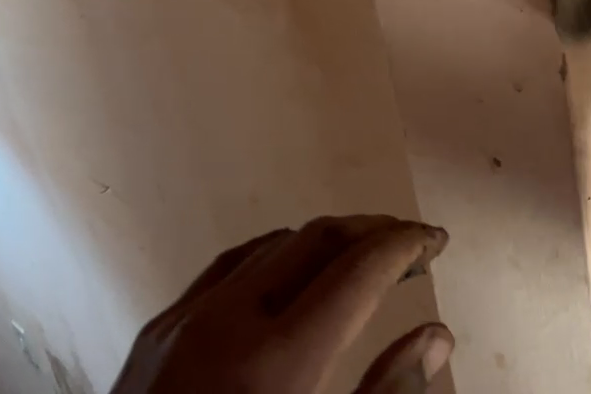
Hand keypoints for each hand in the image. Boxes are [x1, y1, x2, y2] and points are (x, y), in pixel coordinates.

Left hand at [111, 215, 453, 393]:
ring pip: (274, 244)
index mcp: (277, 361)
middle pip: (320, 238)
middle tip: (412, 243)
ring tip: (362, 258)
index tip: (437, 240)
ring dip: (327, 241)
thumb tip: (437, 335)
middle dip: (374, 230)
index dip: (407, 243)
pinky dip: (276, 255)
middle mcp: (229, 322)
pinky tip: (291, 272)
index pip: (360, 268)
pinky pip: (229, 266)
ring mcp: (184, 321)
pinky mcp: (153, 333)